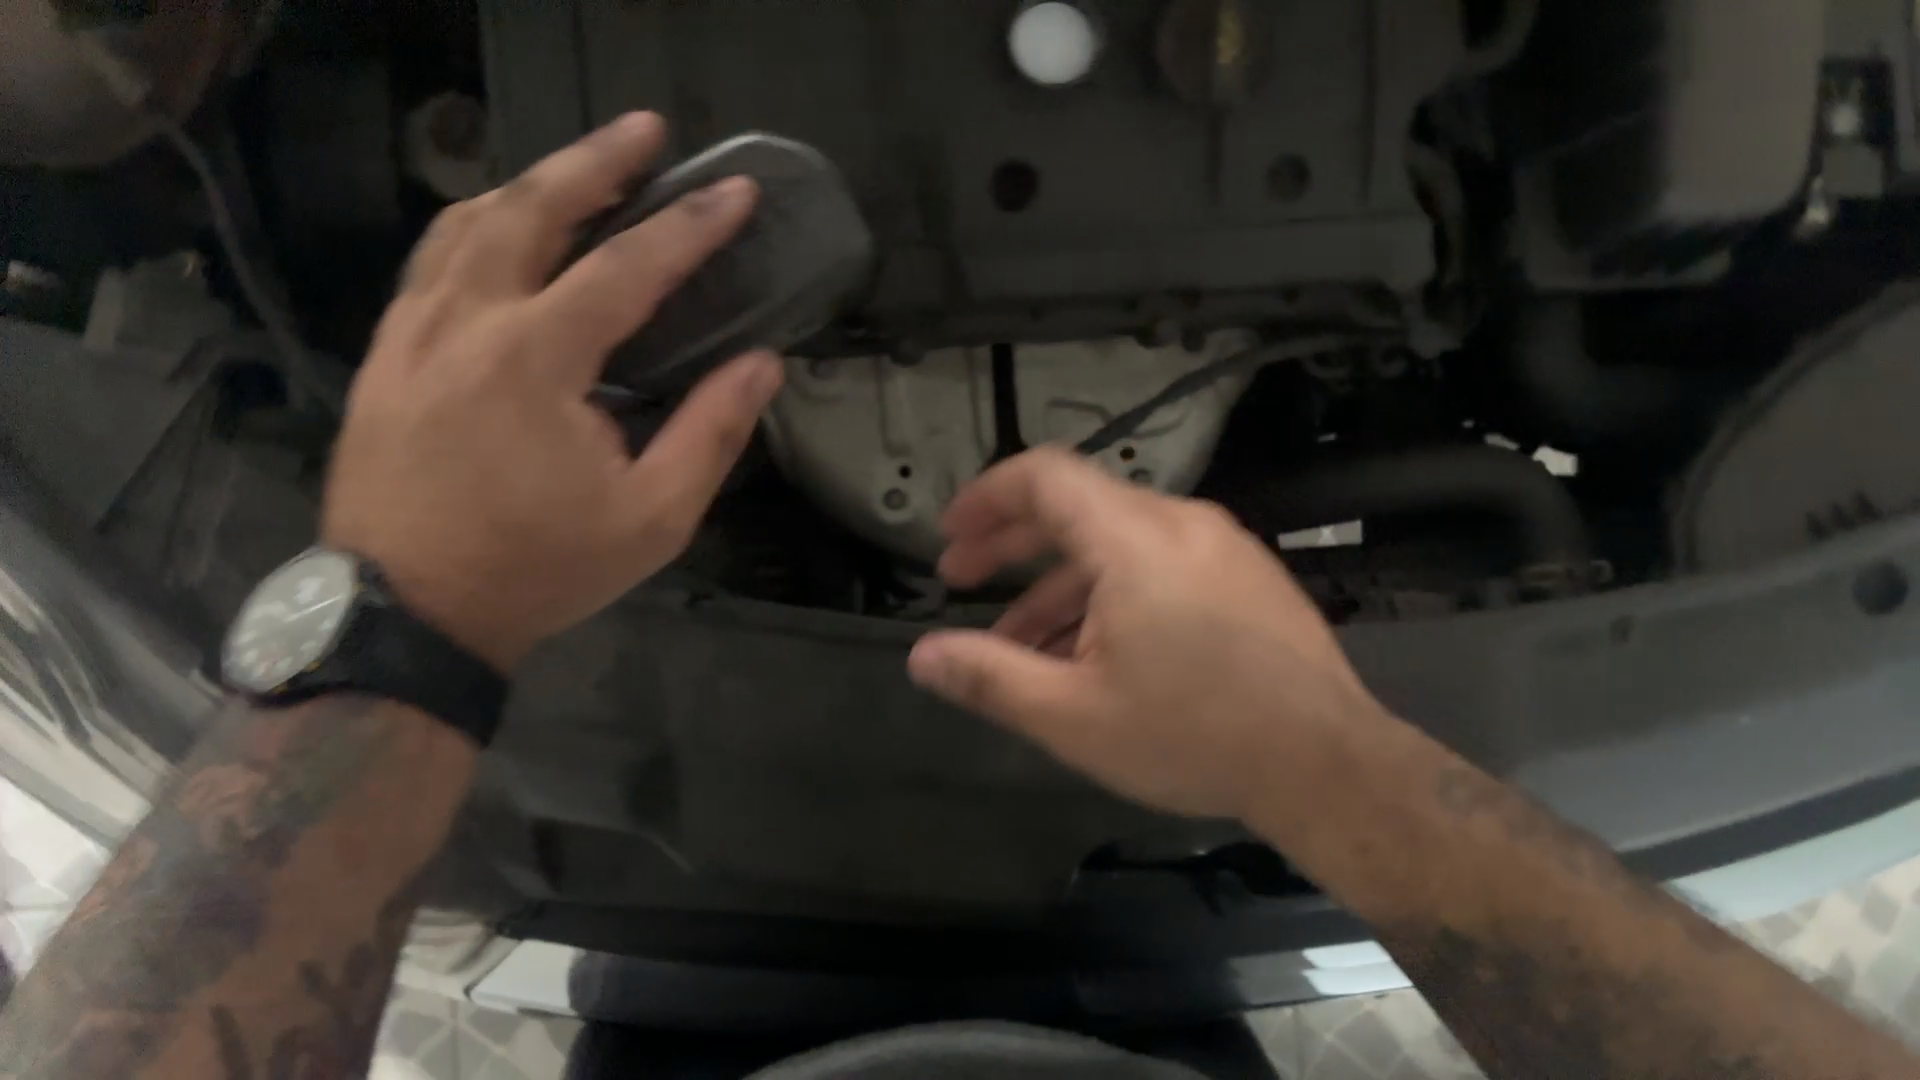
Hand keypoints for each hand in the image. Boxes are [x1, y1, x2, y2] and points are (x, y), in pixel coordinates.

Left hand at [322, 112, 784, 669]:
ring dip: (532, 185)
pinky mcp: (386, 355)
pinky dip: (480, 228)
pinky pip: (433, 263)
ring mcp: (412, 333)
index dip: (690, 225)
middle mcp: (465, 323)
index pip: (625, 267)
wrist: (409, 611)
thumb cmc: (542, 567)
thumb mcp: (654, 516)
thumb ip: (712, 432)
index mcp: (535, 361)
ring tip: (582, 171)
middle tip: (647, 131)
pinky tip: (506, 231)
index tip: (736, 192)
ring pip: (467, 224)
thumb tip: (762, 365)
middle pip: (529, 210)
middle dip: (596, 162)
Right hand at [908, 448, 1389, 821]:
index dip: (985, 497)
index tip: (951, 534)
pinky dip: (1109, 591)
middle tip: (962, 578)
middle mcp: (1179, 522)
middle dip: (1010, 542)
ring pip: (1117, 542)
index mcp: (1133, 539)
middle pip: (1076, 505)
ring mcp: (1220, 546)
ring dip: (1058, 583)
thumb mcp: (1073, 716)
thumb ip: (988, 677)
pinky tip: (1093, 650)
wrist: (1328, 766)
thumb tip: (921, 656)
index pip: (1043, 476)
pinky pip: (1159, 564)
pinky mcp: (1245, 576)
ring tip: (1020, 643)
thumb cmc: (1193, 735)